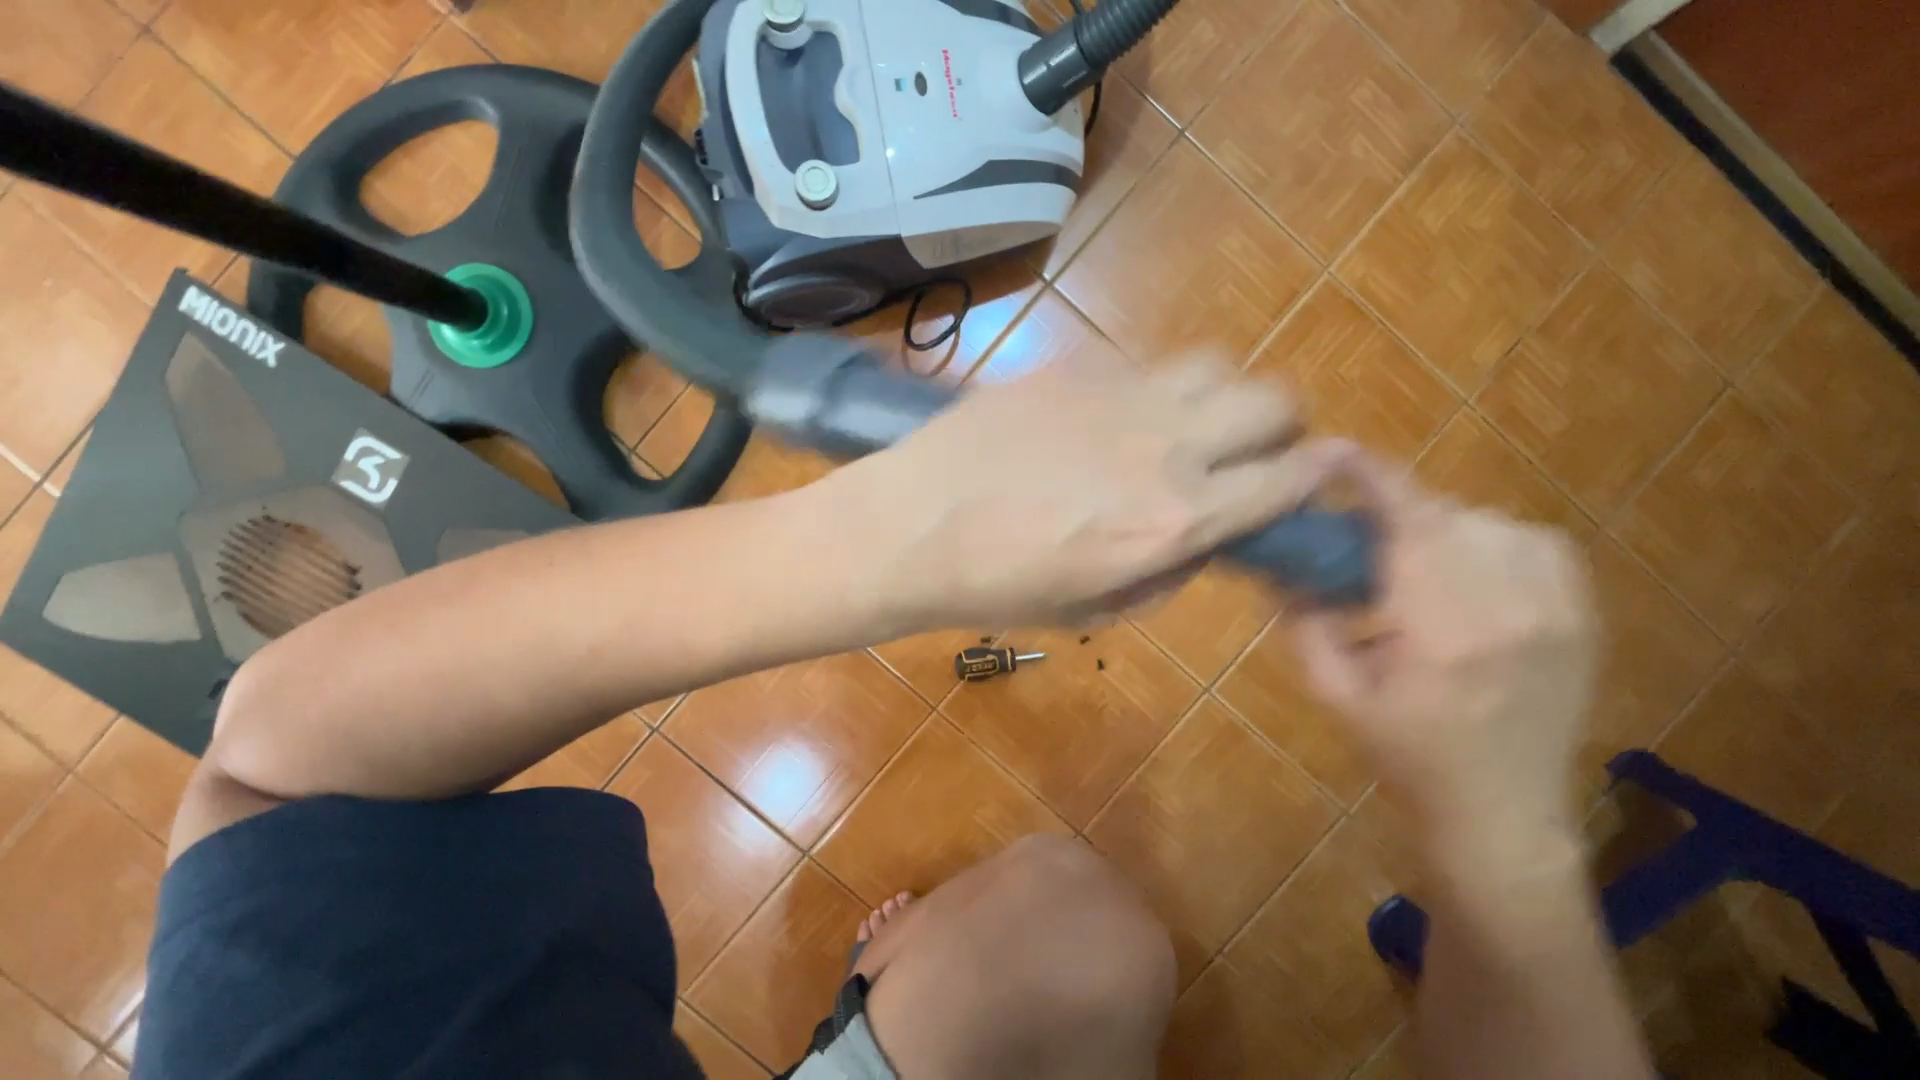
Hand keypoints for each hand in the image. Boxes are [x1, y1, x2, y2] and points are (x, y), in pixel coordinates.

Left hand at [817, 348, 1356, 627]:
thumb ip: (1171, 570)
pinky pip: (1145, 362)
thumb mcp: (1097, 609)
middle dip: (1279, 426)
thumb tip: (1209, 537)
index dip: (1316, 473)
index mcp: (1176, 519)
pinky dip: (1152, 389)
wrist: (912, 526)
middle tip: (1247, 450)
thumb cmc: (999, 586)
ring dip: (1220, 394)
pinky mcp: (1076, 366)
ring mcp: (1121, 395)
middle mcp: (1167, 447)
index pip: (1288, 477)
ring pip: (1216, 363)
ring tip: (1184, 424)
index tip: (1317, 472)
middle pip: (1273, 399)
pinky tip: (1111, 418)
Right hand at [1293, 454, 1598, 863]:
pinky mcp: (1582, 617)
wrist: (1505, 815)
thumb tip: (1280, 567)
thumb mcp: (1335, 696)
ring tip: (1420, 566)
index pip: (1411, 524)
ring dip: (1446, 528)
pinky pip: (1538, 543)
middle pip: (1448, 517)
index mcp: (1442, 633)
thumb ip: (1305, 625)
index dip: (1372, 477)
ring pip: (1494, 524)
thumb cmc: (1408, 758)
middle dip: (1399, 514)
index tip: (1333, 453)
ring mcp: (1557, 611)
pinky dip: (1497, 540)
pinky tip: (1473, 572)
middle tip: (1366, 540)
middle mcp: (1509, 609)